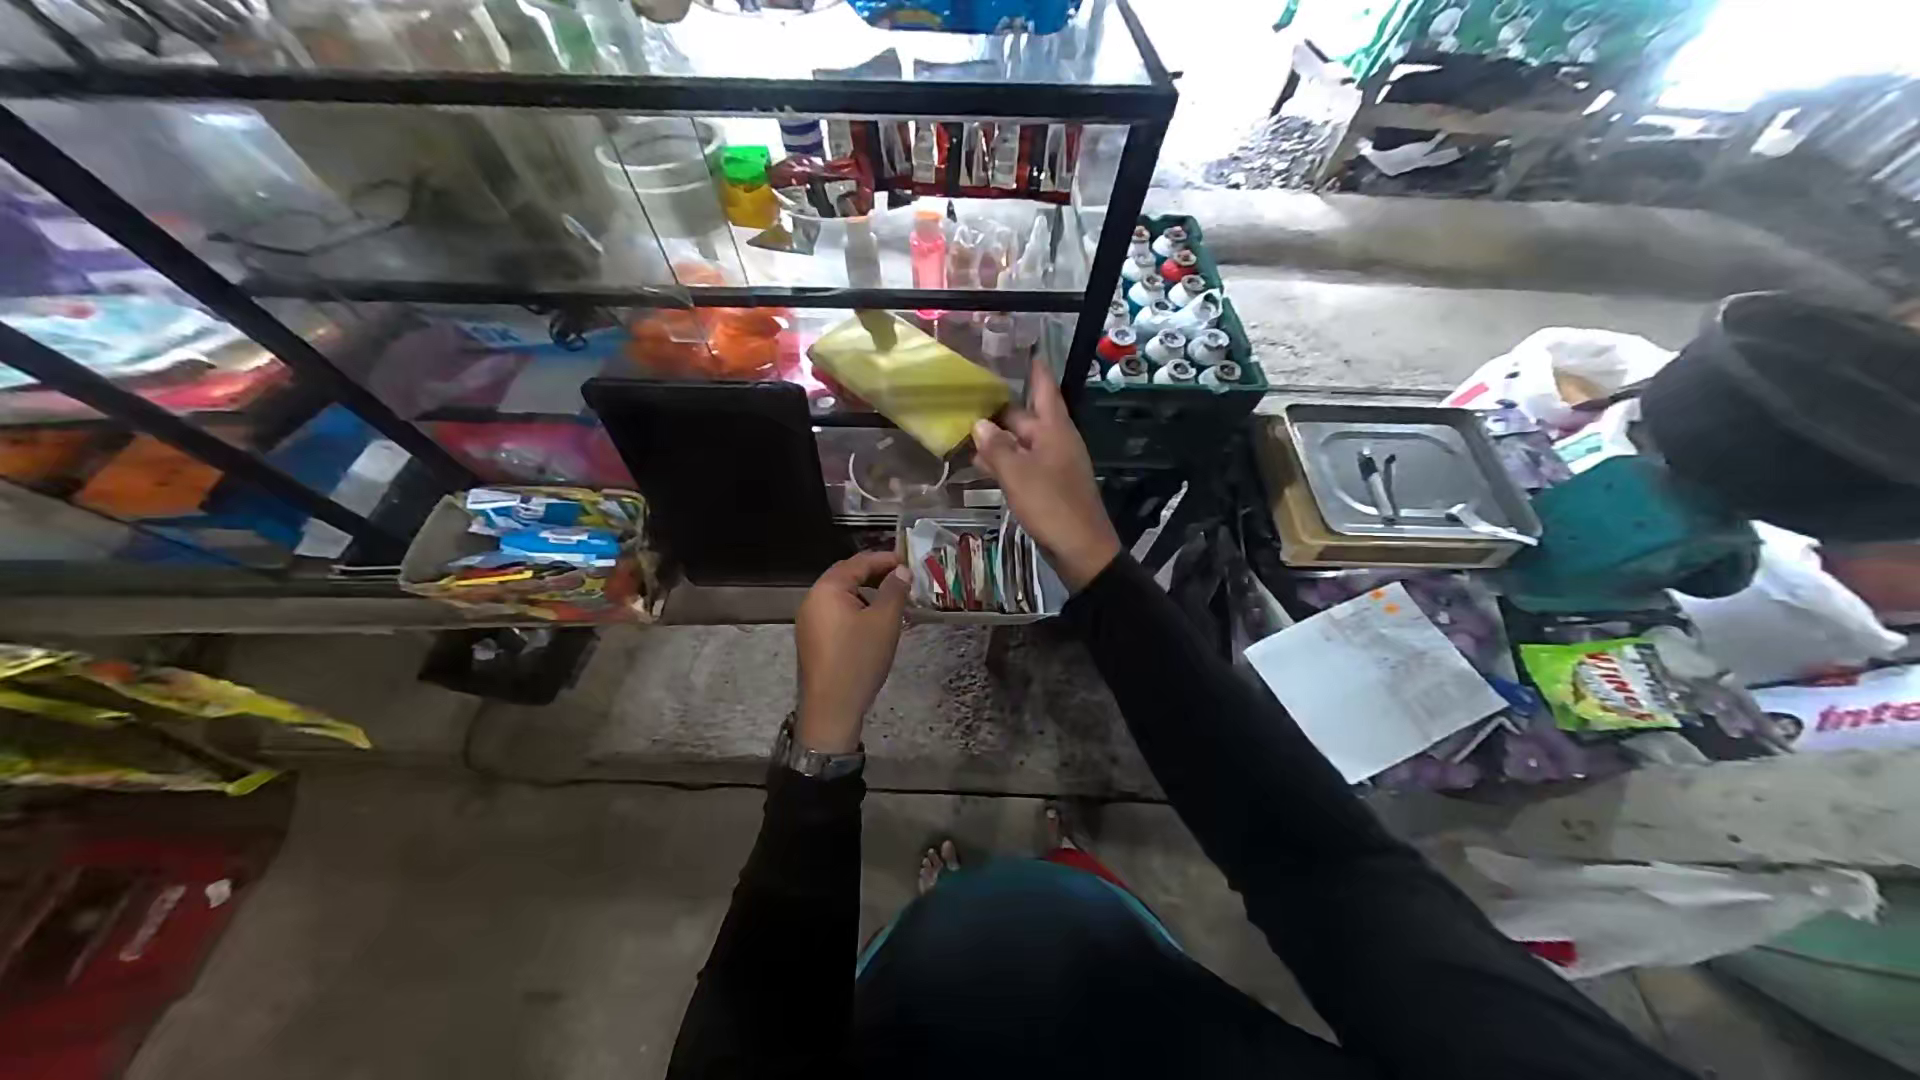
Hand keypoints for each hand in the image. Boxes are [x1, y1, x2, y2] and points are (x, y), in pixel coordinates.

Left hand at [794, 551, 910, 752]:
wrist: (831, 708)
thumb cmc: (859, 659)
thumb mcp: (884, 621)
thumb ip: (894, 590)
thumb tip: (901, 571)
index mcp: (827, 589)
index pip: (859, 562)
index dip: (885, 559)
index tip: (910, 563)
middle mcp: (813, 599)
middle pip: (848, 576)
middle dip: (877, 576)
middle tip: (905, 580)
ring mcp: (810, 621)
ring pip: (844, 597)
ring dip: (869, 594)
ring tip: (896, 603)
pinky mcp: (814, 639)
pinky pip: (838, 614)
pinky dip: (859, 611)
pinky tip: (878, 624)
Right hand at [971, 355, 1121, 590]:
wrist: (1081, 550)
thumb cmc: (1052, 506)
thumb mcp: (1018, 474)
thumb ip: (996, 447)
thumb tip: (979, 423)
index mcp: (1055, 429)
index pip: (1044, 387)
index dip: (1033, 367)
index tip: (1019, 349)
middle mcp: (1056, 441)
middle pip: (1026, 416)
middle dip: (999, 408)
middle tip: (967, 395)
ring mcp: (1053, 464)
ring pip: (1021, 442)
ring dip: (997, 437)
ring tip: (964, 426)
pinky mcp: (1048, 486)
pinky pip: (1022, 465)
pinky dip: (1003, 462)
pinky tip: (980, 464)